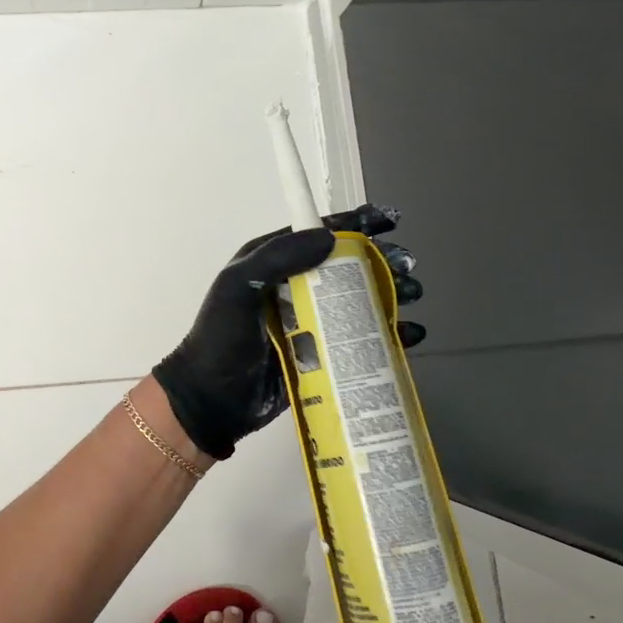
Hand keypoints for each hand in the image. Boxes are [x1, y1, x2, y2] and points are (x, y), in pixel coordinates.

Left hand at [151, 204, 426, 459]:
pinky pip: (362, 339)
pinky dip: (389, 335)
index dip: (356, 223)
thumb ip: (278, 256)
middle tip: (407, 267)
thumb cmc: (221, 338)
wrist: (210, 401)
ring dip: (390, 294)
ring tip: (412, 295)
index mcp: (273, 261)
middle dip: (381, 261)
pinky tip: (410, 334)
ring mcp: (311, 322)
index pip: (319, 233)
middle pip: (348, 265)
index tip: (389, 220)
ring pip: (360, 300)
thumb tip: (330, 235)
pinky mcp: (322, 355)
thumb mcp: (239, 287)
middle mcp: (295, 286)